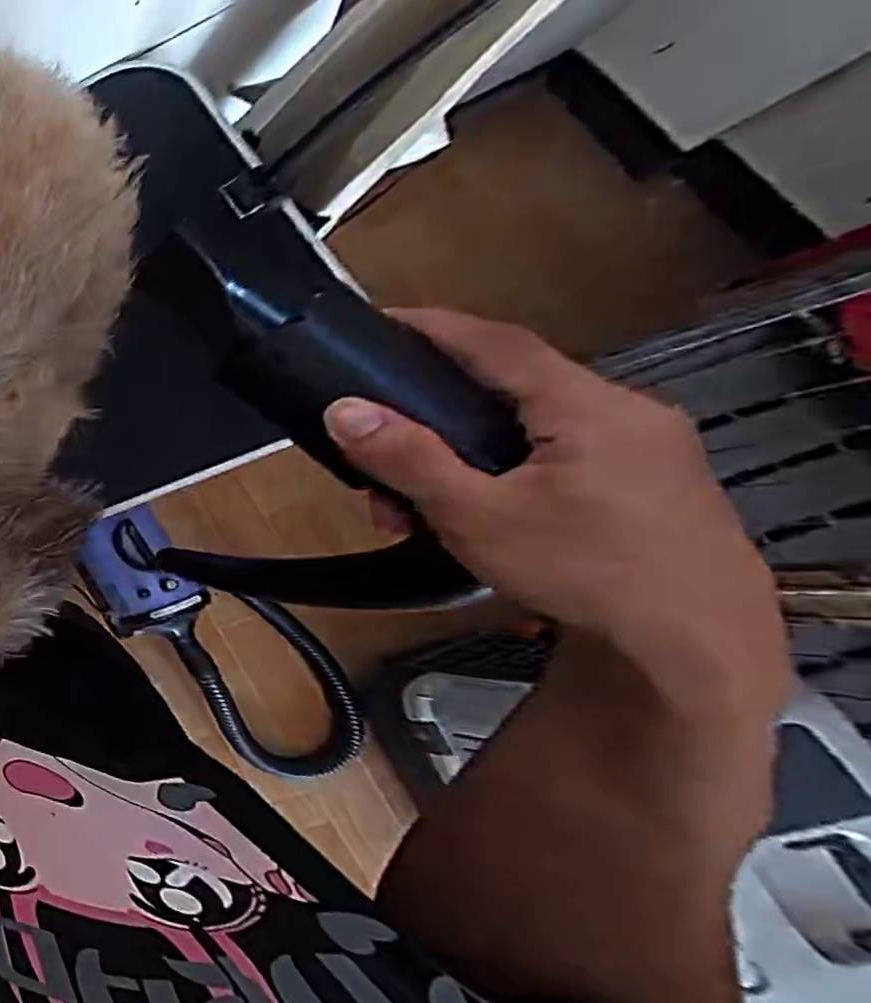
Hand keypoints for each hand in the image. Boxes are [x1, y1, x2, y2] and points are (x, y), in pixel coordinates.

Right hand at [323, 308, 788, 717]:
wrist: (690, 645)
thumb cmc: (586, 572)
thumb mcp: (473, 514)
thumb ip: (407, 458)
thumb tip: (347, 411)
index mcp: (586, 406)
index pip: (496, 342)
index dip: (434, 326)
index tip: (384, 321)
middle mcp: (621, 412)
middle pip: (501, 395)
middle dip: (428, 427)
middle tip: (378, 470)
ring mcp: (638, 446)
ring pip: (522, 431)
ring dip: (456, 461)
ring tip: (415, 513)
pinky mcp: (640, 480)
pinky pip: (549, 456)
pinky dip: (496, 474)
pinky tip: (471, 515)